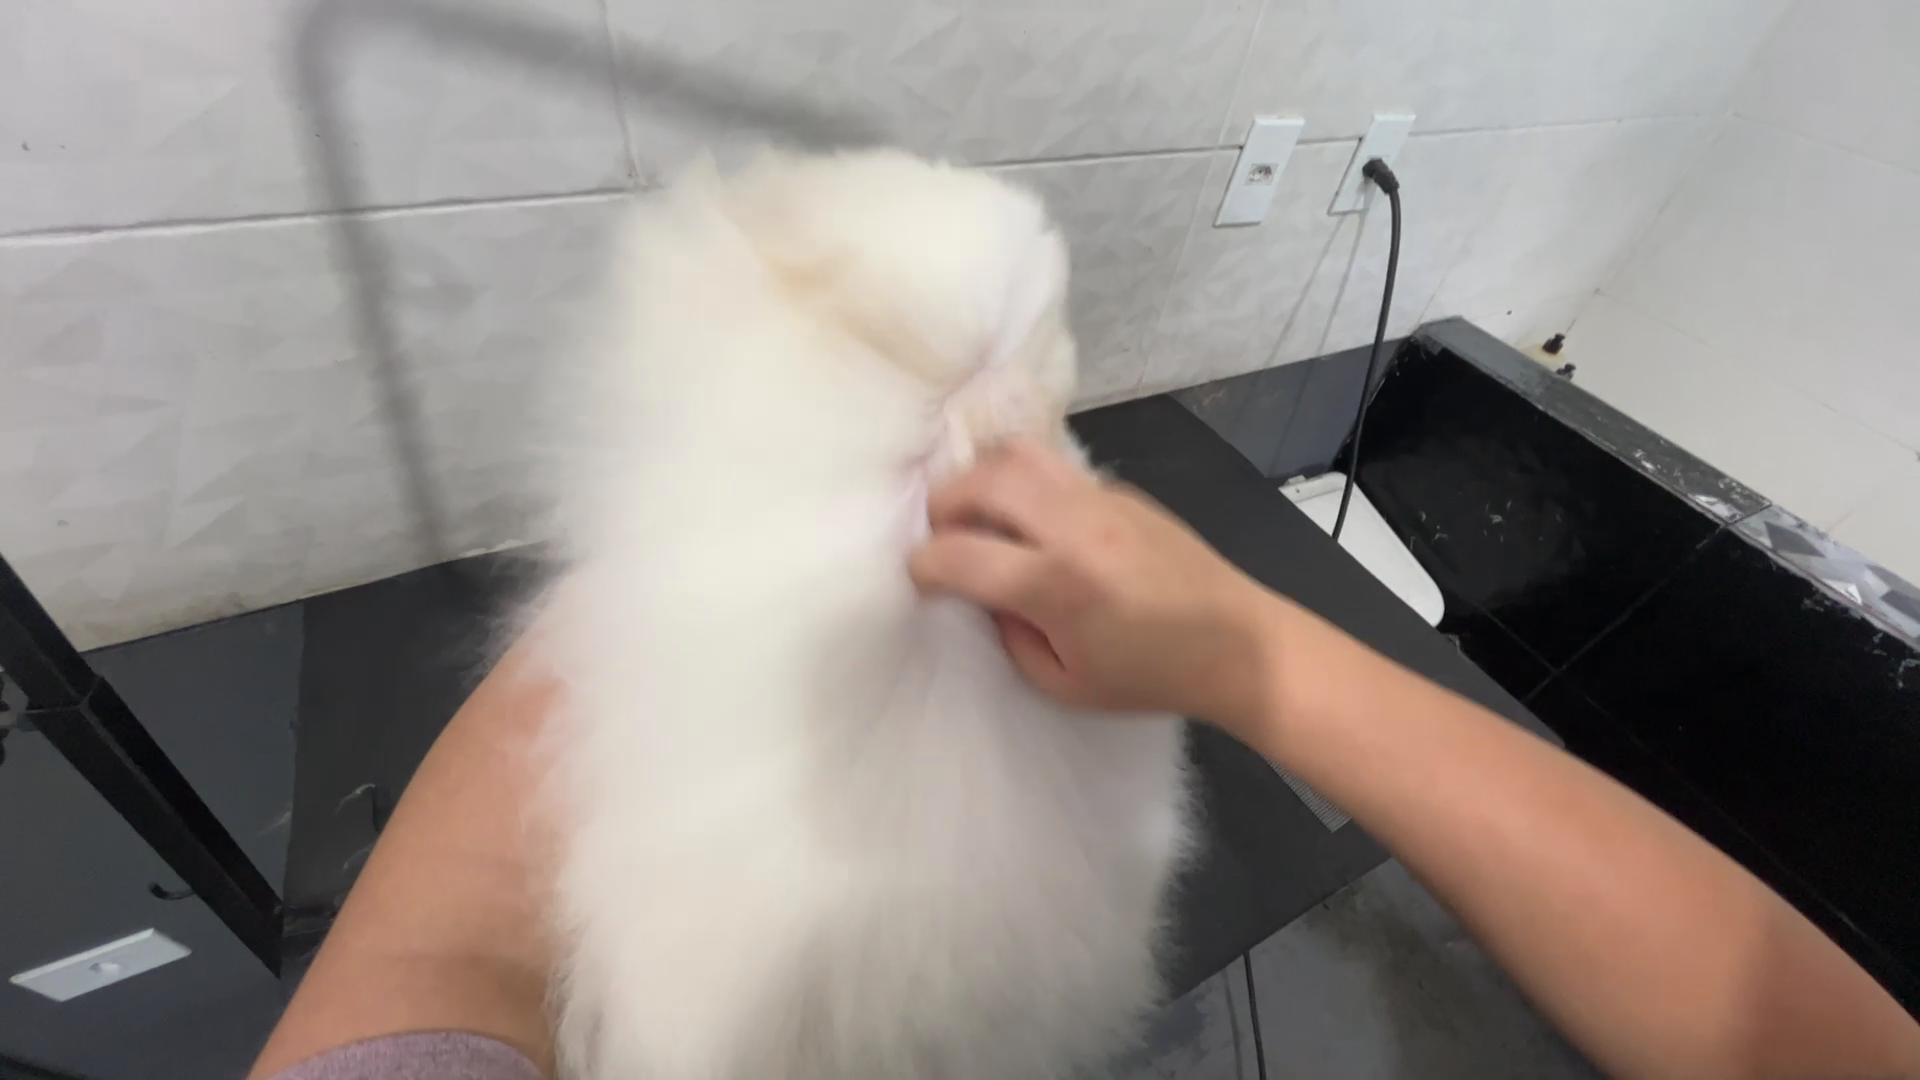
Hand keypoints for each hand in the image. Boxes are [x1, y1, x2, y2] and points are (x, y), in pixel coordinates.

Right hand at [909, 439, 1283, 732]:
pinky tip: (1033, 517)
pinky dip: (1025, 483)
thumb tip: (982, 593)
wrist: (1237, 643)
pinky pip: (1056, 469)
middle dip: (944, 503)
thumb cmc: (1148, 676)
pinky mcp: (1121, 489)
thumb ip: (1007, 636)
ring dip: (982, 477)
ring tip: (979, 511)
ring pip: (1020, 454)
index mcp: (1056, 586)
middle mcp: (1074, 529)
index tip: (922, 576)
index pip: (961, 555)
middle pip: (985, 481)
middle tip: (942, 532)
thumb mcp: (1062, 683)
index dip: (924, 565)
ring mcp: (1101, 499)